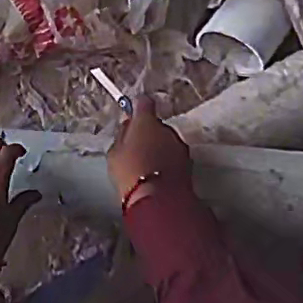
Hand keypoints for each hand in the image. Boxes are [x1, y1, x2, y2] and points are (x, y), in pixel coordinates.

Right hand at [106, 94, 190, 209]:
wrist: (158, 199)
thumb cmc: (130, 172)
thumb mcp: (114, 152)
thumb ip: (122, 135)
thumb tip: (128, 126)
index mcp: (146, 122)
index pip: (144, 102)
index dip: (138, 106)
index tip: (132, 112)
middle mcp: (166, 129)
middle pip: (156, 124)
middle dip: (147, 132)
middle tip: (135, 146)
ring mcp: (179, 145)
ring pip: (166, 140)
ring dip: (158, 146)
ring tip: (146, 162)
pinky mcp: (188, 162)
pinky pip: (173, 154)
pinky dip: (166, 158)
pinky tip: (156, 171)